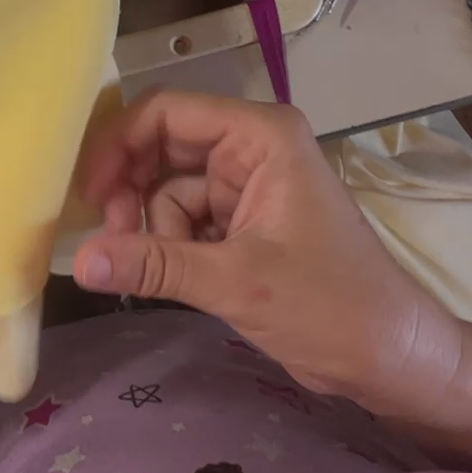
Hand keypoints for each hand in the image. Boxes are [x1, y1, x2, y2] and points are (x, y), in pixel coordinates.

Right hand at [71, 90, 460, 415]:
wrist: (390, 360)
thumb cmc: (330, 306)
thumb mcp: (235, 282)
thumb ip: (154, 264)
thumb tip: (81, 261)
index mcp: (260, 136)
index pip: (168, 112)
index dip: (120, 144)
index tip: (89, 193)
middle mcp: (249, 147)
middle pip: (160, 148)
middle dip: (132, 192)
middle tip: (113, 238)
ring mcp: (243, 184)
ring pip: (164, 187)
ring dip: (151, 227)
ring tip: (156, 271)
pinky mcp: (239, 220)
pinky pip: (180, 217)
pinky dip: (166, 243)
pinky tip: (170, 275)